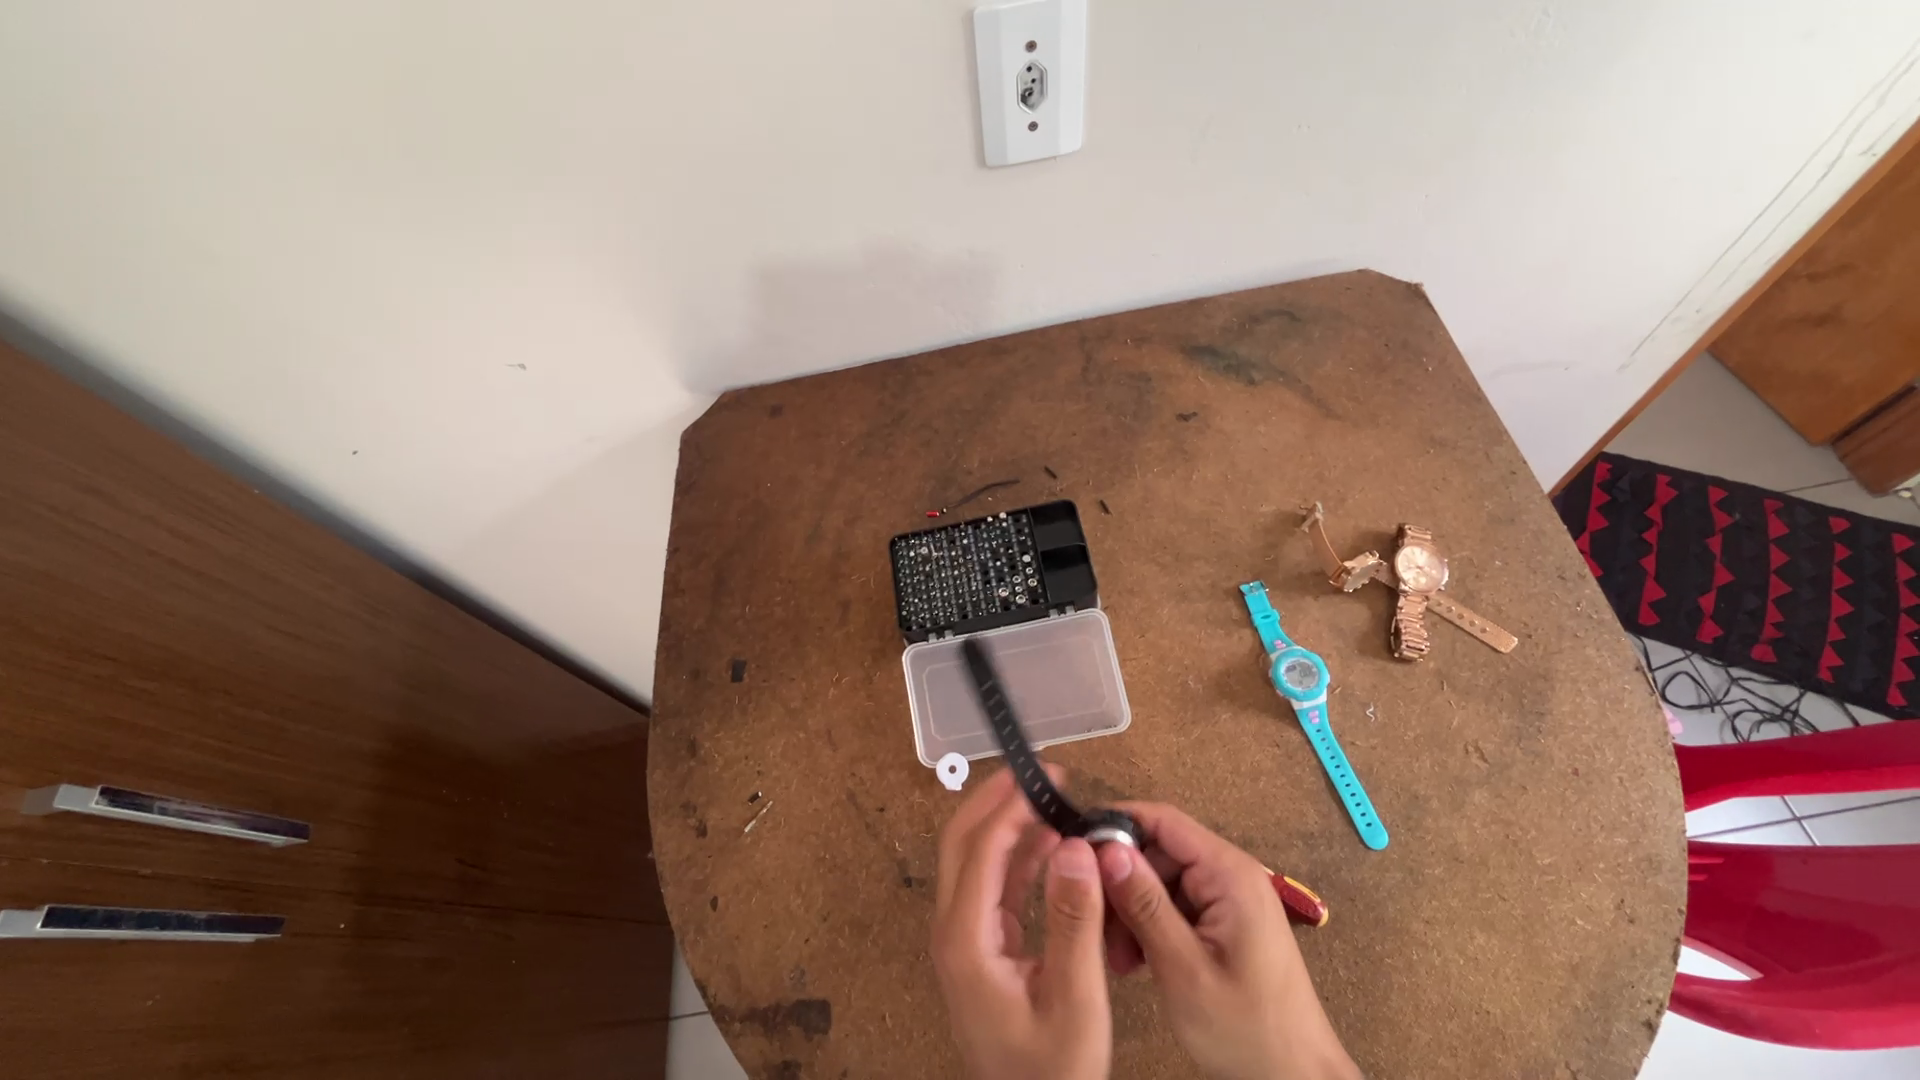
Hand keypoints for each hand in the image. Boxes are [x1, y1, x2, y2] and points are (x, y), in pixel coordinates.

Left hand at [932, 766, 1109, 1079]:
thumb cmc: (1053, 1069)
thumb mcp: (1074, 997)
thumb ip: (1073, 920)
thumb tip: (1074, 846)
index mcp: (965, 939)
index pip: (980, 852)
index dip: (1009, 808)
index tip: (1042, 778)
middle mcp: (955, 930)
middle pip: (961, 845)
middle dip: (993, 802)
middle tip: (1033, 773)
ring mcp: (965, 938)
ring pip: (975, 862)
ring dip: (1006, 826)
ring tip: (1046, 798)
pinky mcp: (983, 947)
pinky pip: (994, 887)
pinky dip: (1018, 858)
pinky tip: (1048, 843)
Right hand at [1098, 802, 1360, 1079]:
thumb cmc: (1246, 1029)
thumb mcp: (1184, 969)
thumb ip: (1146, 905)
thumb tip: (1106, 847)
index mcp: (1229, 873)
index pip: (1163, 820)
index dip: (1116, 825)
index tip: (1073, 849)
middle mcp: (1230, 875)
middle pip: (1158, 852)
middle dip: (1121, 882)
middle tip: (1097, 929)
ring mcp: (1229, 900)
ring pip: (1161, 881)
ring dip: (1132, 911)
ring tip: (1118, 958)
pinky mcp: (1224, 924)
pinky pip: (1175, 906)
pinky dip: (1150, 926)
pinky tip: (1136, 962)